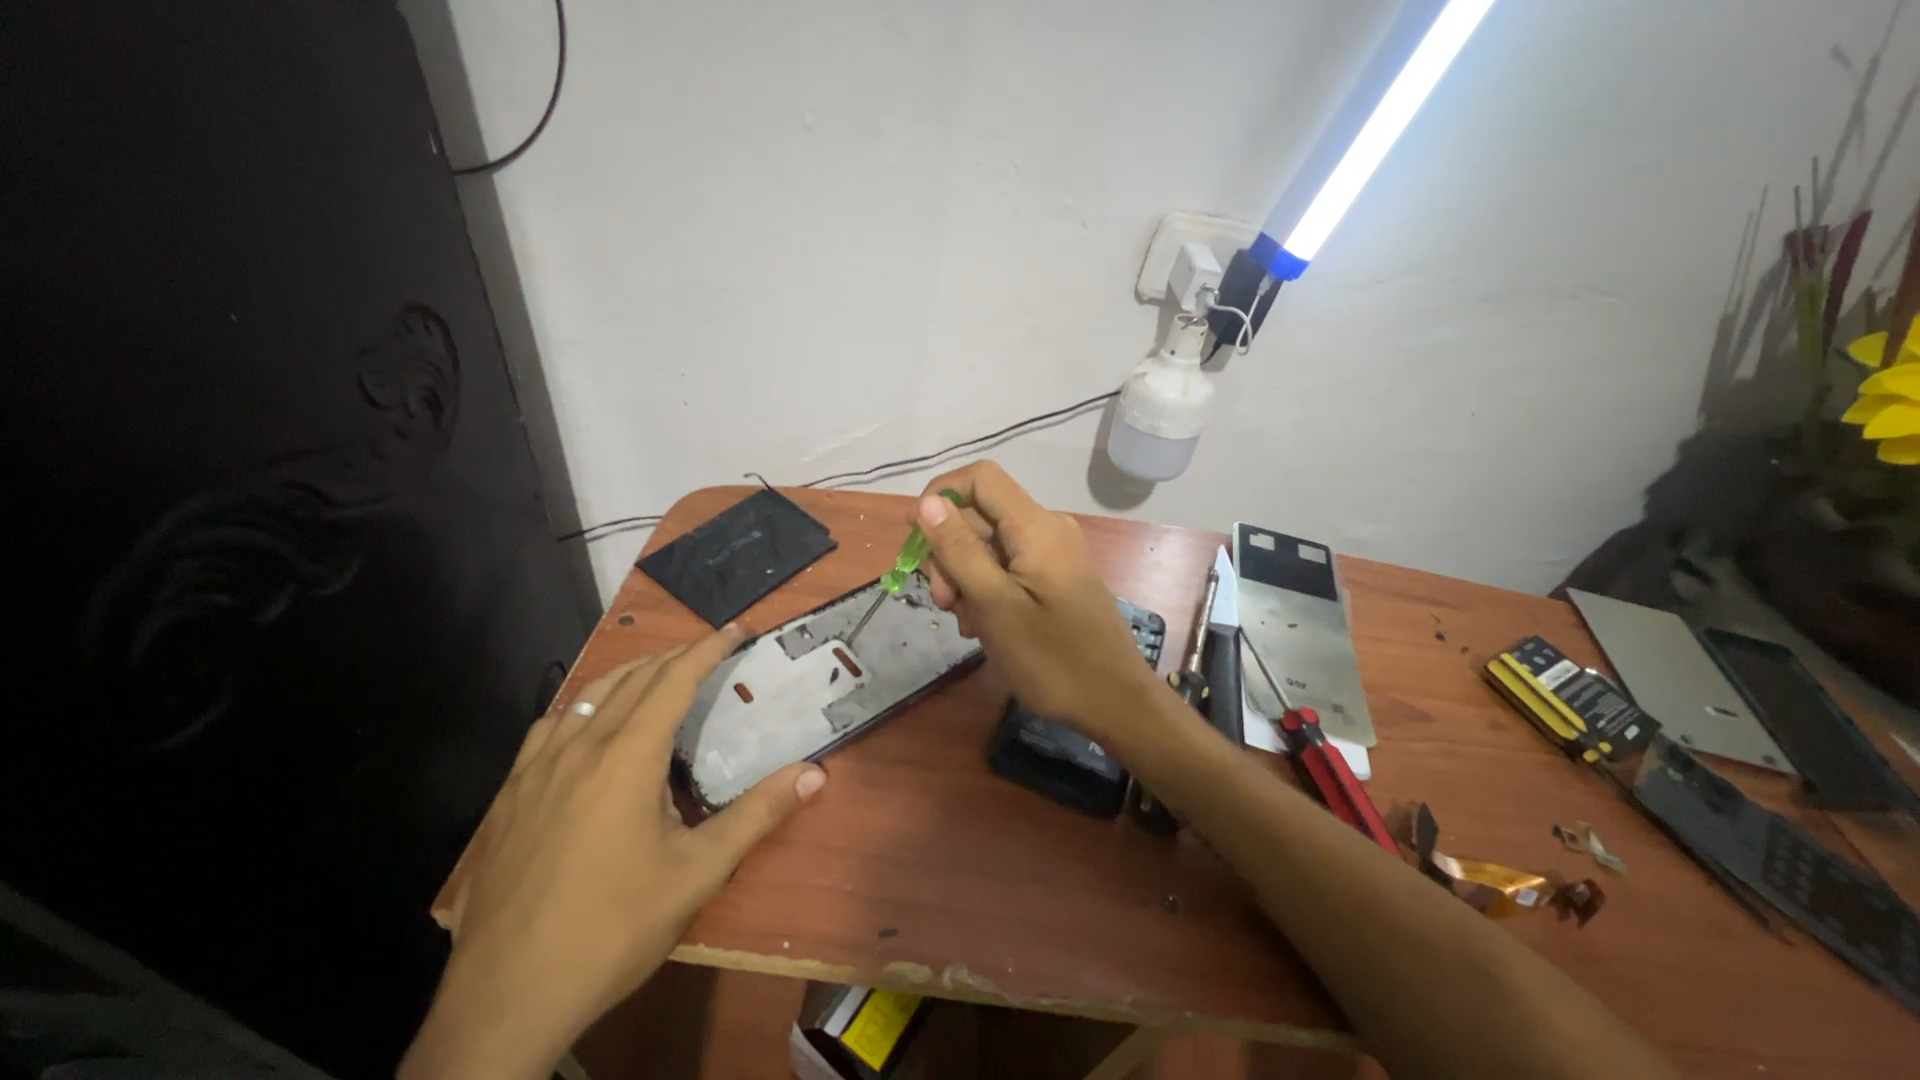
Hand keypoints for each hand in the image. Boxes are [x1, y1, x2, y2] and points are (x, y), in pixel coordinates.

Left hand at [399, 626, 826, 1079]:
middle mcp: (577, 748)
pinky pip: (549, 726)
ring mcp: (534, 770)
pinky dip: (581, 706)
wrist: (510, 991)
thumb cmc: (614, 928)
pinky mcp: (509, 795)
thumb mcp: (697, 873)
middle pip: (631, 681)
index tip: (737, 628)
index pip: (673, 682)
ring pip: (584, 697)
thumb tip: (814, 773)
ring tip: (656, 675)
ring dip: (627, 676)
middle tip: (709, 650)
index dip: (707, 650)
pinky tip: (586, 727)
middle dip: (673, 657)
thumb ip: (755, 815)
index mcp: (626, 758)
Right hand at [912, 461, 1165, 743]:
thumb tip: (926, 503)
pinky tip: (982, 627)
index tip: (914, 538)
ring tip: (965, 624)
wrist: (1114, 703)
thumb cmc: (1052, 658)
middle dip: (949, 553)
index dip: (940, 496)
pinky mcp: (1054, 581)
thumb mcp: (995, 605)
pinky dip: (985, 591)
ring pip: (988, 547)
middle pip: (980, 516)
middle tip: (943, 603)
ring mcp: (1052, 556)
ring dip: (964, 579)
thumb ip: (959, 551)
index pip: (980, 478)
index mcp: (1036, 527)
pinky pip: (1007, 570)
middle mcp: (1046, 529)